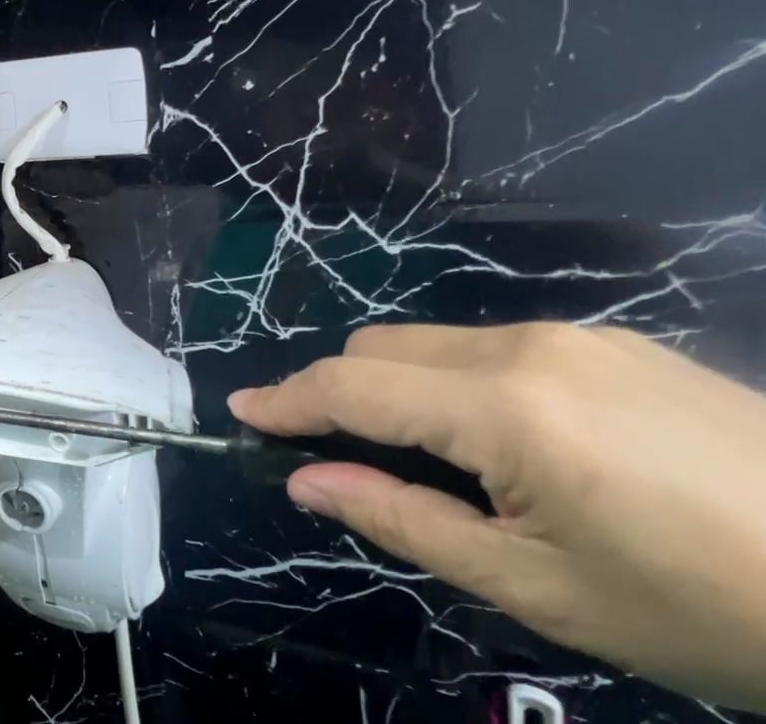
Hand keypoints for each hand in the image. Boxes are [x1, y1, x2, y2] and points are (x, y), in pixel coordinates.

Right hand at [229, 323, 765, 709]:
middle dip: (339, 392)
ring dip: (400, 388)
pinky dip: (458, 382)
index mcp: (505, 408)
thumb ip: (402, 519)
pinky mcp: (625, 347)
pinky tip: (511, 445)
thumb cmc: (707, 606)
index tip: (240, 413)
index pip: (353, 386)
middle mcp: (531, 348)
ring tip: (431, 463)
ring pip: (437, 344)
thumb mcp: (537, 586)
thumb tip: (305, 481)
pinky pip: (499, 349)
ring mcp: (584, 339)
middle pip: (383, 347)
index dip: (286, 400)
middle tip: (334, 457)